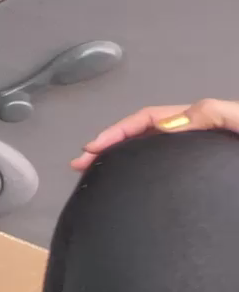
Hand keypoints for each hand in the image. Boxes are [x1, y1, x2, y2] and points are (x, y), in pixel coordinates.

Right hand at [74, 99, 238, 169]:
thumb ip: (210, 113)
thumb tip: (162, 124)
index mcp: (198, 119)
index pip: (146, 119)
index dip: (115, 131)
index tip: (92, 148)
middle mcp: (191, 133)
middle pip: (139, 135)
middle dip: (105, 147)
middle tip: (80, 164)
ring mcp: (193, 153)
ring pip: (145, 150)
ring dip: (114, 158)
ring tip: (91, 170)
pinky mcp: (197, 173)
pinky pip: (159, 166)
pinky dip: (134, 170)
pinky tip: (124, 178)